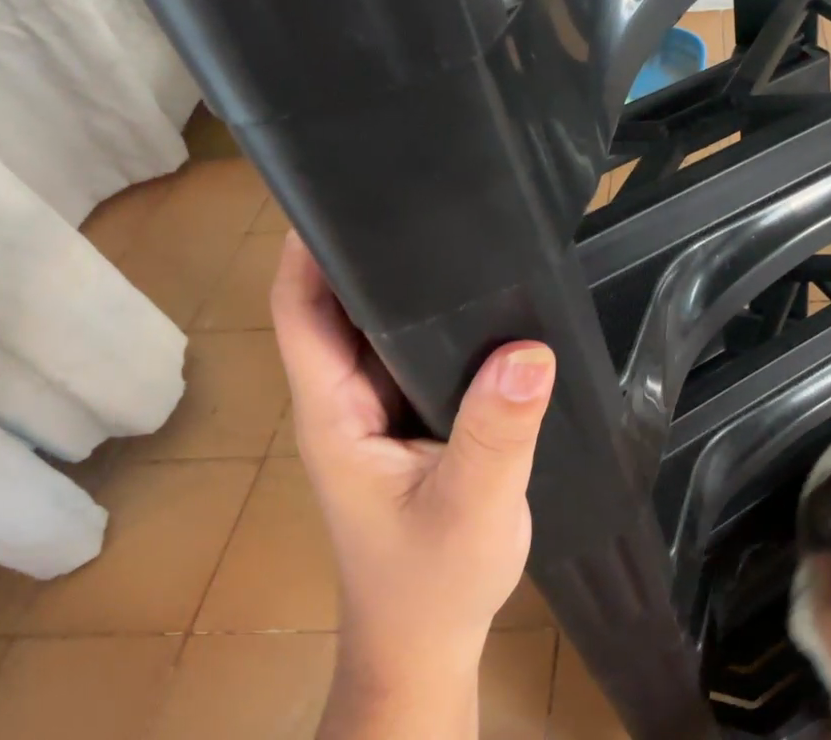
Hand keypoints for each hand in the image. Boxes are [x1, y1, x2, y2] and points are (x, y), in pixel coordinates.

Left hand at [269, 232, 554, 738]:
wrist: (428, 640)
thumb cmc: (431, 582)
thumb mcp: (470, 506)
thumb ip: (497, 432)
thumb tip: (530, 349)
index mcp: (335, 412)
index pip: (301, 312)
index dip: (307, 249)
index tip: (342, 191)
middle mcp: (348, 401)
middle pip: (342, 307)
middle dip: (370, 251)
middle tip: (423, 194)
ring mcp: (380, 412)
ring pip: (385, 330)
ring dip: (410, 286)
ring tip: (462, 231)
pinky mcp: (414, 424)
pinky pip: (421, 356)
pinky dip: (443, 324)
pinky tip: (487, 302)